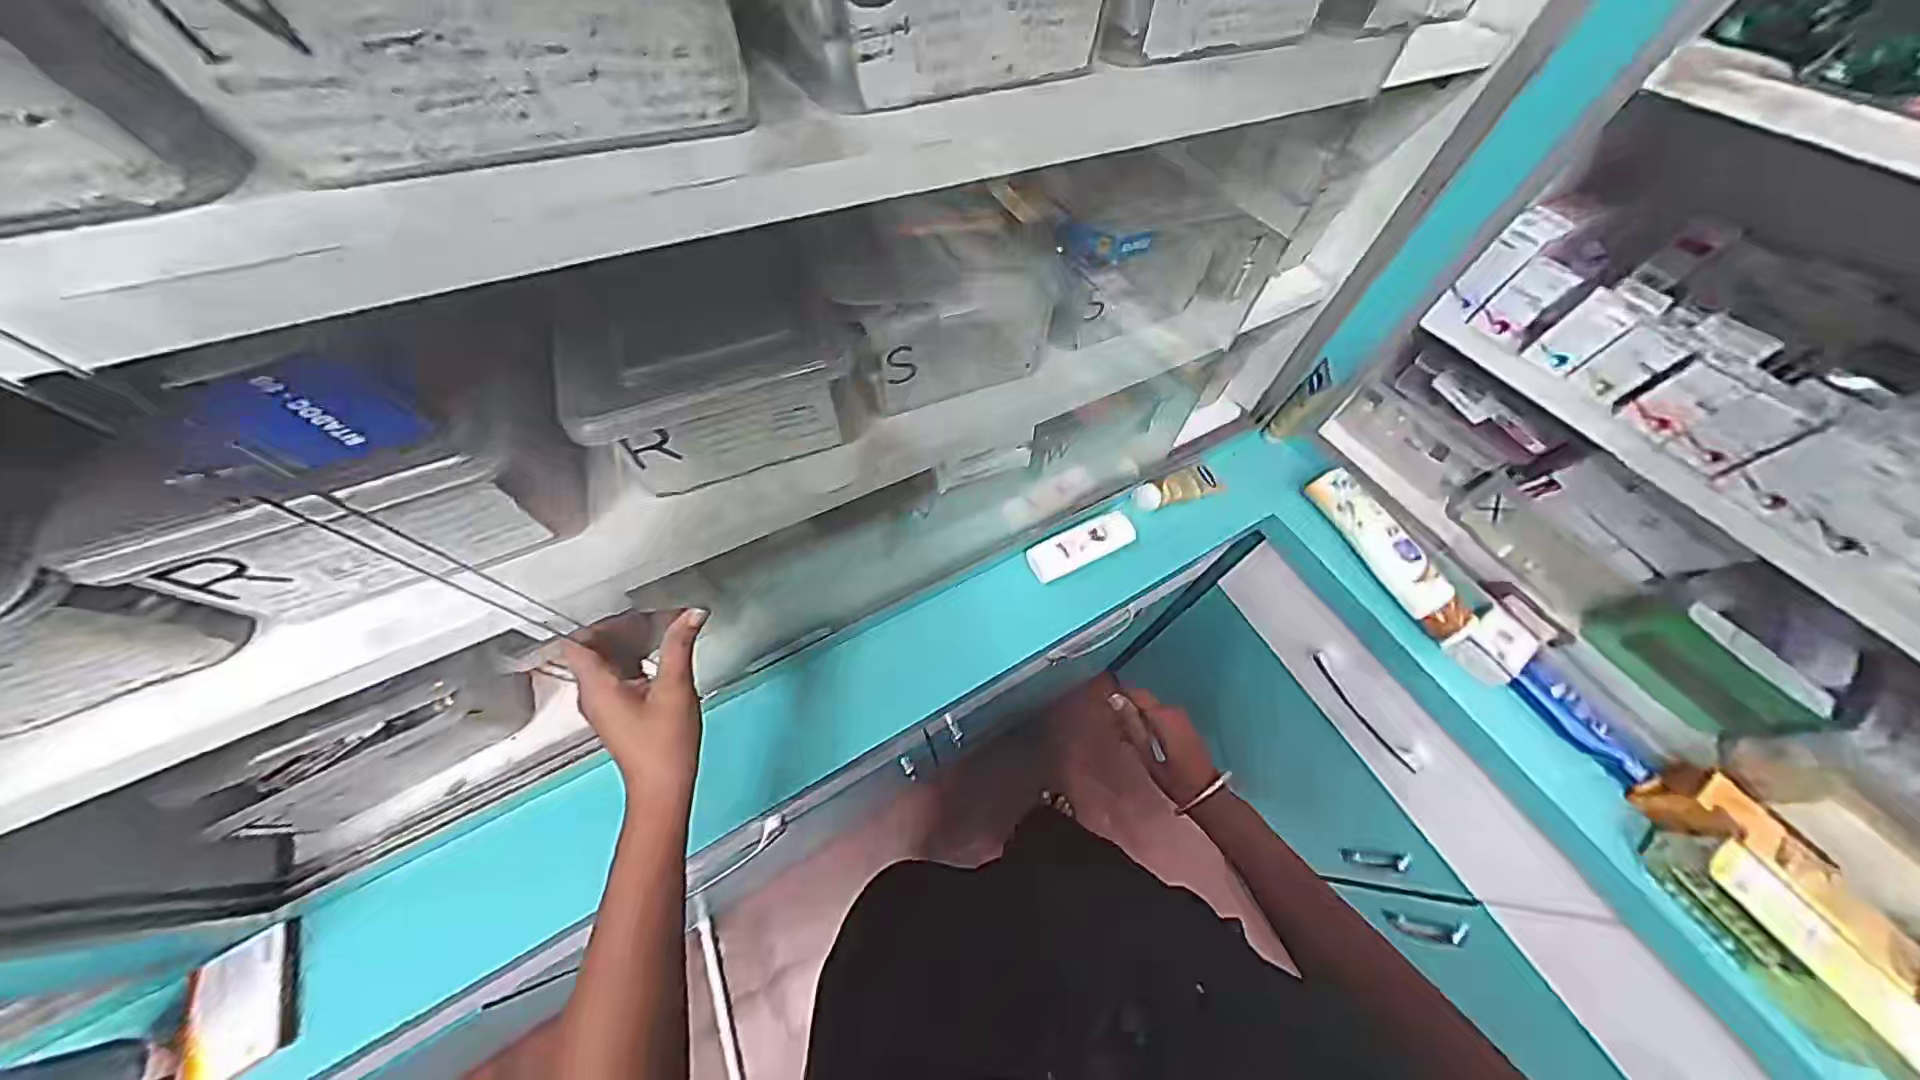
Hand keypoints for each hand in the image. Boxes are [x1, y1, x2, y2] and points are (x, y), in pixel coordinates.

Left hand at [561, 608, 708, 808]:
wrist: (664, 785)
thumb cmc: (663, 747)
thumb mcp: (676, 687)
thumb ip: (680, 645)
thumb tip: (691, 615)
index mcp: (596, 687)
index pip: (578, 641)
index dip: (599, 620)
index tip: (624, 608)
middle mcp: (593, 695)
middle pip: (594, 648)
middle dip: (623, 627)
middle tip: (653, 615)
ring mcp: (605, 704)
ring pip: (608, 661)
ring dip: (631, 642)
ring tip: (661, 629)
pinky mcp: (619, 710)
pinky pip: (620, 674)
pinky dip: (637, 658)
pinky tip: (661, 655)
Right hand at [1108, 685, 1220, 806]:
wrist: (1205, 793)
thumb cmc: (1173, 778)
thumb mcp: (1146, 754)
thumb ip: (1131, 725)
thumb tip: (1115, 699)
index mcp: (1163, 715)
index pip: (1136, 694)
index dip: (1119, 698)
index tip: (1105, 711)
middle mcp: (1173, 709)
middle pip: (1143, 700)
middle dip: (1127, 710)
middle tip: (1113, 728)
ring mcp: (1180, 716)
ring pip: (1151, 708)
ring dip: (1136, 717)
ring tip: (1123, 737)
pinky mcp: (1184, 724)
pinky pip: (1160, 715)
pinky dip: (1148, 722)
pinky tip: (1139, 739)